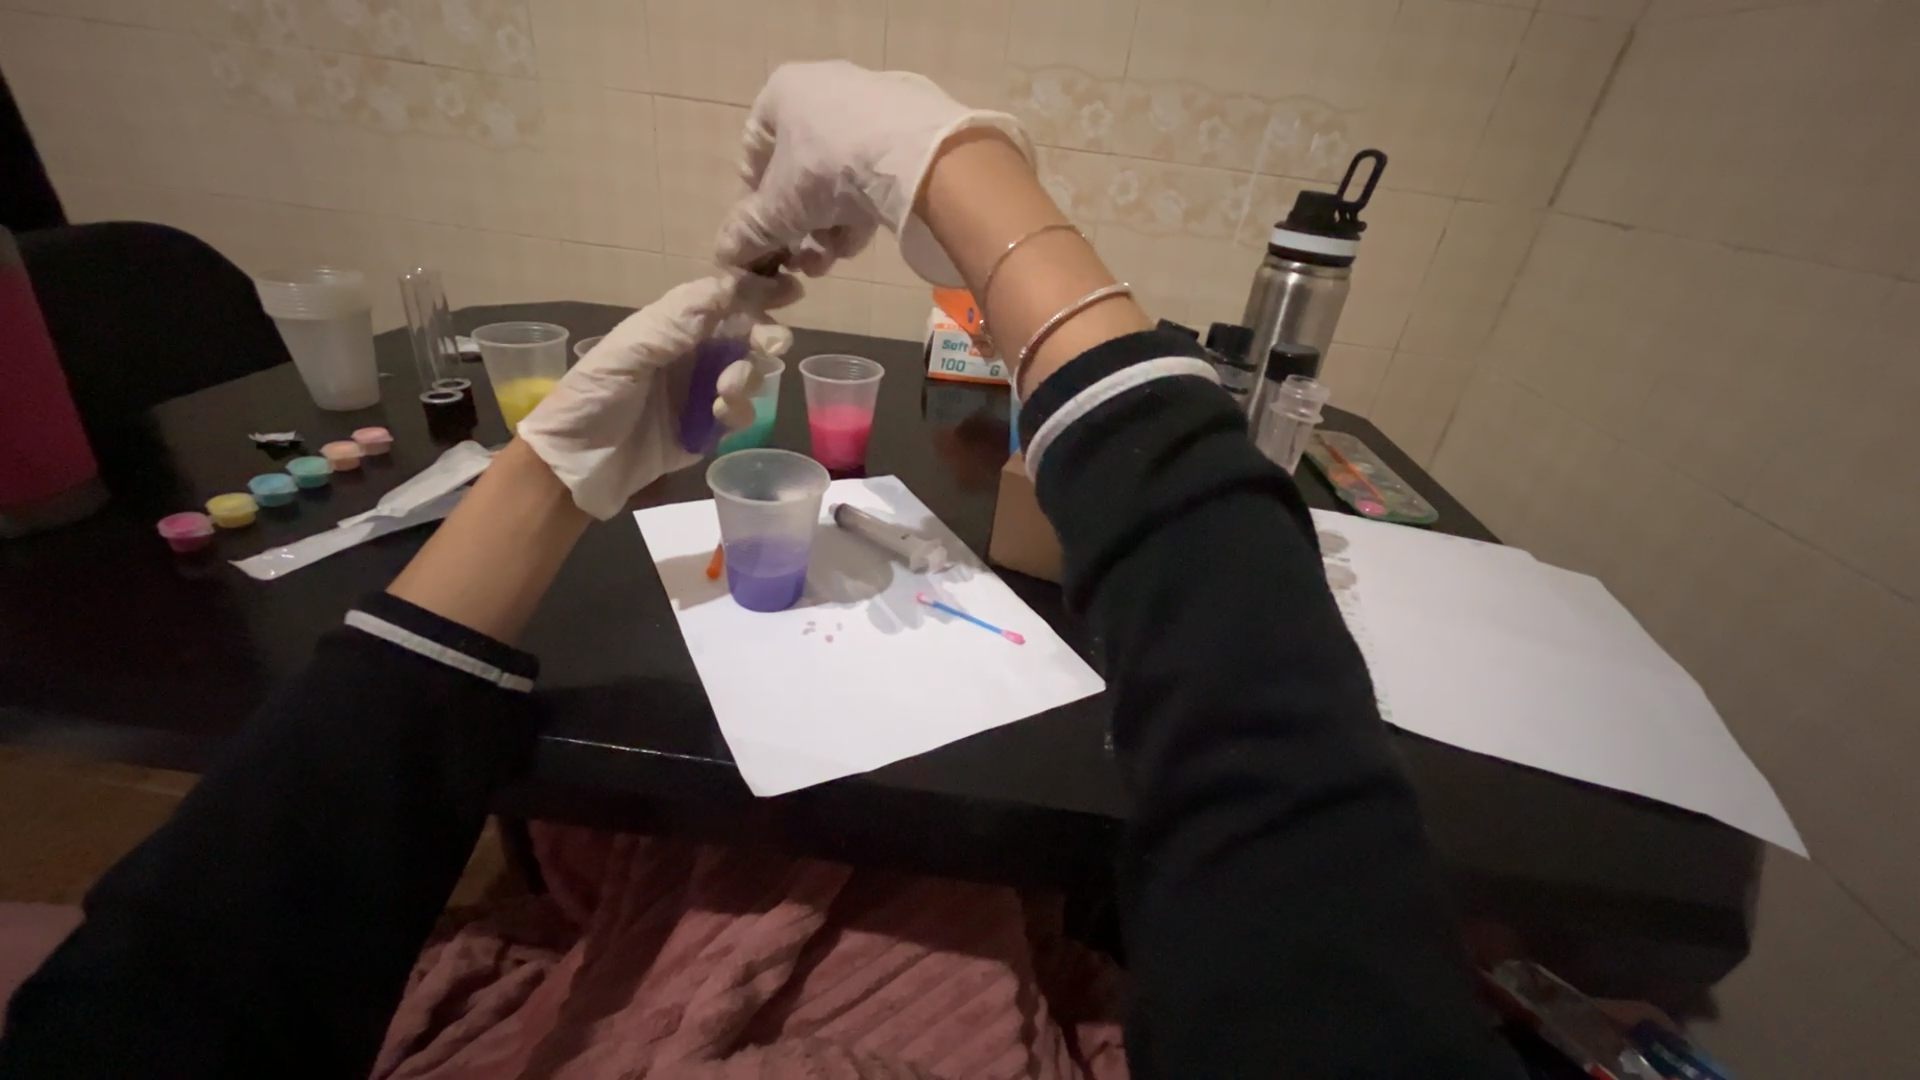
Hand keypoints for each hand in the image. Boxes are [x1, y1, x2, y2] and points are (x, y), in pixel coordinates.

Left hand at [516, 273, 797, 518]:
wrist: (577, 468)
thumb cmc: (590, 402)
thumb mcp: (625, 356)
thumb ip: (674, 325)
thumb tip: (725, 289)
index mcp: (667, 327)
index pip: (718, 299)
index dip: (752, 291)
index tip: (787, 289)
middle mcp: (689, 353)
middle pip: (743, 334)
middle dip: (763, 336)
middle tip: (773, 345)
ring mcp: (700, 390)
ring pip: (748, 372)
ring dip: (746, 378)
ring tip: (723, 395)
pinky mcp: (707, 426)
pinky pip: (741, 412)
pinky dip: (739, 412)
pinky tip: (718, 418)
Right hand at [714, 60, 1032, 285]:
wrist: (912, 157)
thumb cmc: (826, 170)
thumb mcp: (777, 208)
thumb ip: (749, 233)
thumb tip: (725, 258)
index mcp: (783, 94)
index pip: (755, 150)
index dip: (755, 200)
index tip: (764, 236)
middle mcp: (826, 96)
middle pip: (800, 175)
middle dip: (797, 227)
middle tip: (798, 262)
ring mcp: (871, 116)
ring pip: (836, 185)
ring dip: (826, 232)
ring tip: (826, 263)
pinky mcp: (907, 142)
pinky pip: (871, 185)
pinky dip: (859, 218)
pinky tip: (855, 246)